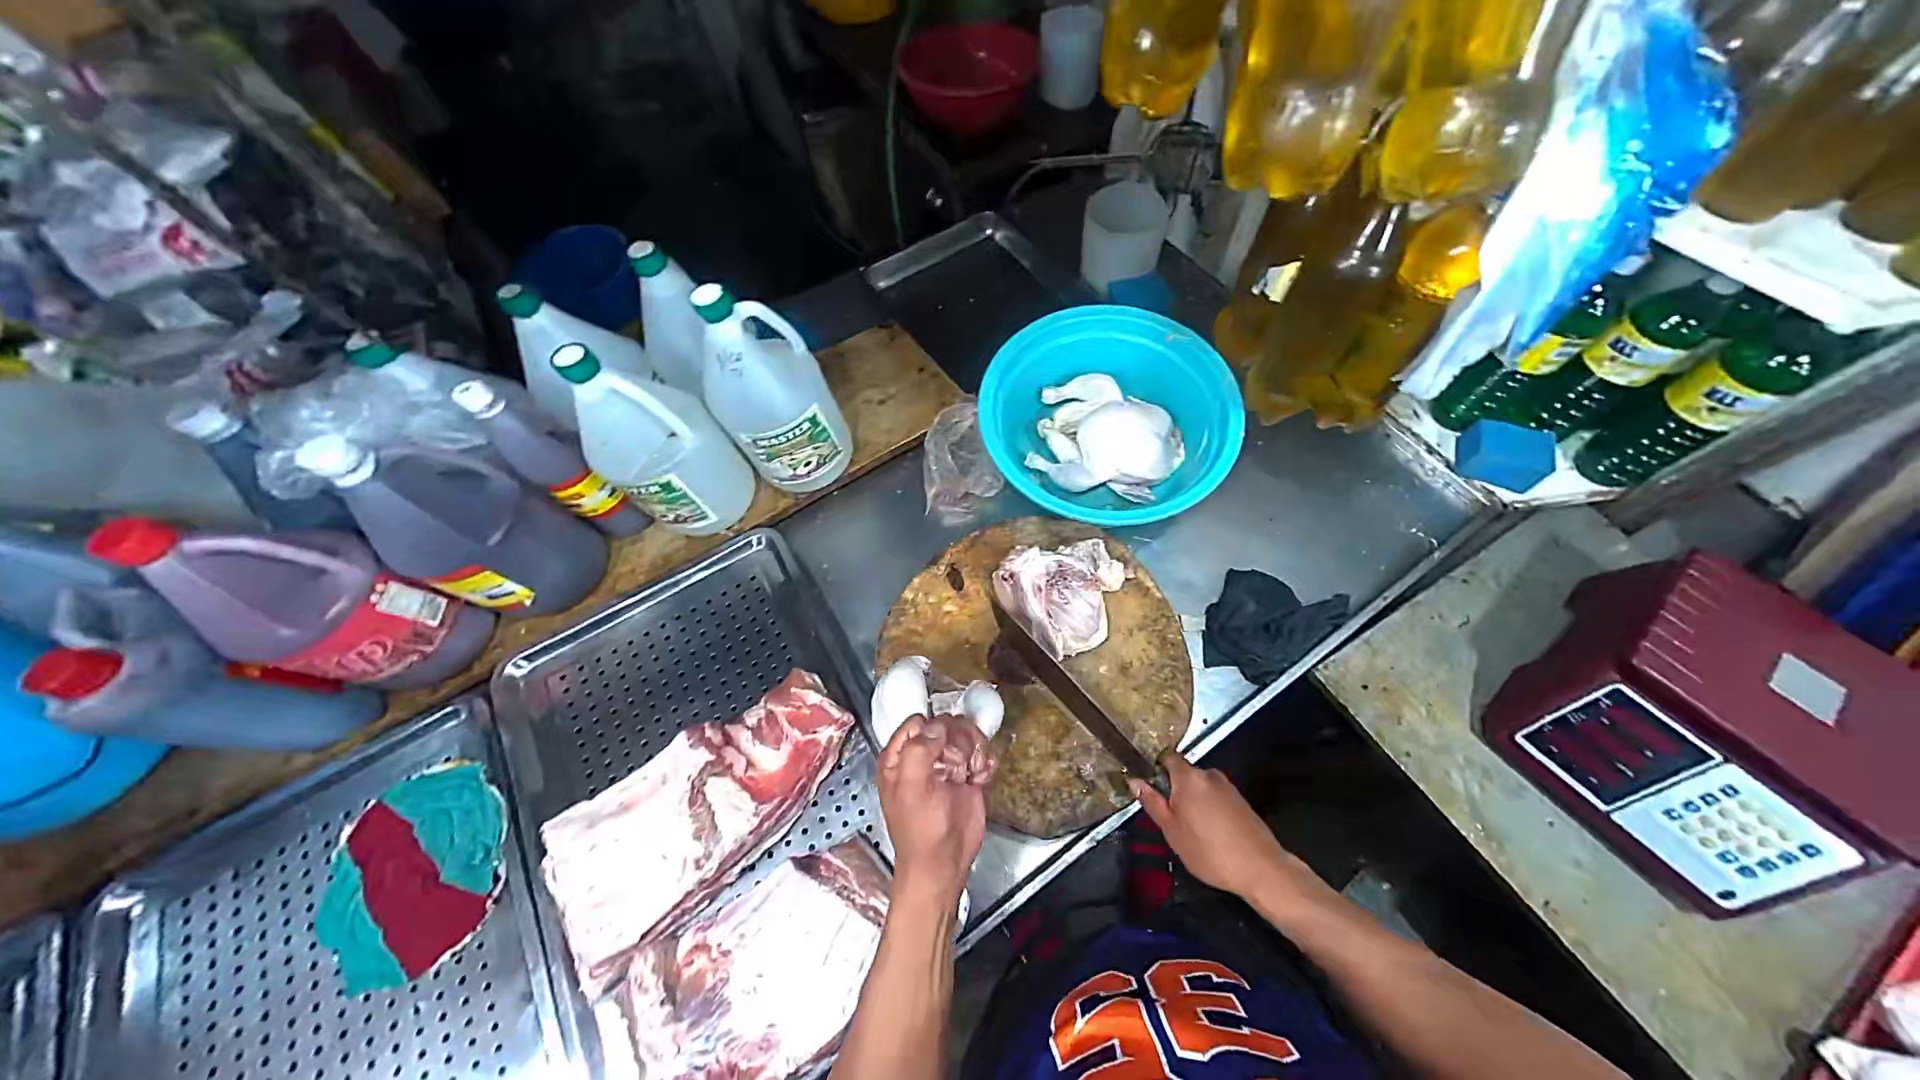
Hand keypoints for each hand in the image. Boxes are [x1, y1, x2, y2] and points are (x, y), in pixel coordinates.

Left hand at [880, 715, 990, 902]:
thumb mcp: (911, 786)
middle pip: (947, 724)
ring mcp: (946, 765)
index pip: (919, 721)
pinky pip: (982, 753)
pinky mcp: (967, 775)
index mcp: (899, 756)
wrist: (944, 863)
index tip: (942, 746)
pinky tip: (980, 778)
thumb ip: (919, 749)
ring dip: (974, 750)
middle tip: (957, 764)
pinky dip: (985, 762)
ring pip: (967, 735)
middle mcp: (922, 756)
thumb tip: (937, 726)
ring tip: (969, 773)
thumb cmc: (921, 830)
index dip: (934, 729)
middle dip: (958, 741)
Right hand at [1131, 752, 1300, 898]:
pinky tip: (1211, 835)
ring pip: (1200, 788)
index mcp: (1189, 777)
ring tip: (1191, 831)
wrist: (1261, 869)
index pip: (1167, 757)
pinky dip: (1209, 810)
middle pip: (1184, 774)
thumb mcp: (1171, 830)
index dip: (1155, 769)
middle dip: (1174, 791)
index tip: (1149, 788)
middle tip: (1170, 819)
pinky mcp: (1241, 802)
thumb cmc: (1209, 851)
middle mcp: (1209, 775)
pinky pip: (1215, 798)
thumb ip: (1152, 802)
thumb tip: (1135, 781)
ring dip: (1192, 802)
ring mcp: (1228, 787)